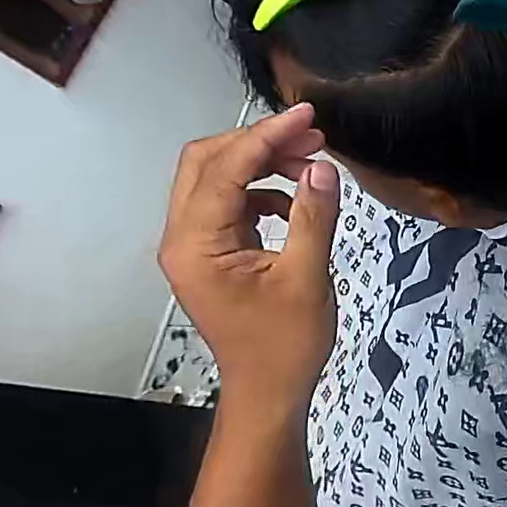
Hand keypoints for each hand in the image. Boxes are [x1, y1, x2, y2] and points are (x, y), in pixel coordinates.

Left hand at [158, 104, 341, 416]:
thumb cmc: (287, 342)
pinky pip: (231, 205)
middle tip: (312, 137)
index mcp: (196, 244)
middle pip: (206, 165)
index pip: (224, 171)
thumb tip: (323, 168)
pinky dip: (263, 192)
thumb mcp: (308, 277)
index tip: (307, 116)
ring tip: (312, 167)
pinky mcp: (214, 254)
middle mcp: (184, 238)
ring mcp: (196, 246)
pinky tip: (296, 203)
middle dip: (259, 143)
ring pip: (218, 182)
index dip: (266, 137)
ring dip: (262, 166)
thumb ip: (313, 218)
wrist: (269, 390)